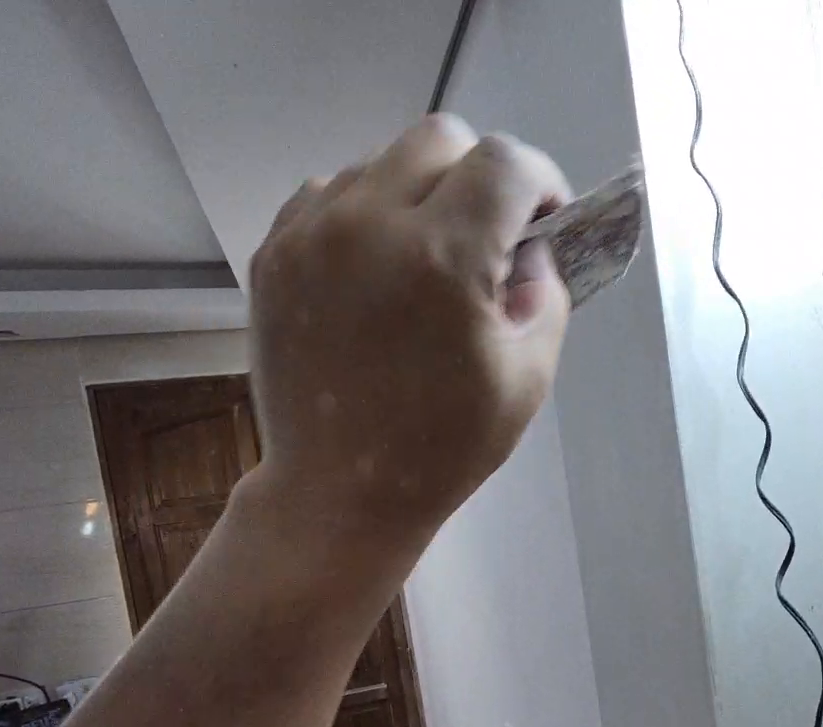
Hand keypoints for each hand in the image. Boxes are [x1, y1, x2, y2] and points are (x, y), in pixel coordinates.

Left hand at [246, 114, 571, 541]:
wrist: (343, 491)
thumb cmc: (448, 446)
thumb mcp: (530, 377)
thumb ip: (545, 295)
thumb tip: (531, 249)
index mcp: (444, 259)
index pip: (506, 163)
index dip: (542, 181)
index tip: (547, 218)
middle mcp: (370, 224)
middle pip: (441, 138)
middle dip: (483, 176)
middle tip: (493, 236)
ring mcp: (311, 233)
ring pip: (382, 162)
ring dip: (423, 195)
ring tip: (430, 261)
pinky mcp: (275, 252)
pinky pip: (331, 194)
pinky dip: (369, 215)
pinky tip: (380, 272)